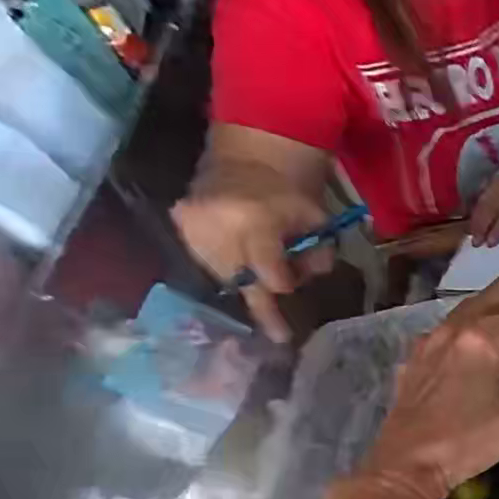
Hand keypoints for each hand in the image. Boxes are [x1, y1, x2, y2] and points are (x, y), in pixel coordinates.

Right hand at [172, 159, 332, 342]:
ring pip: (223, 275)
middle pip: (241, 278)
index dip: (282, 284)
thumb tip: (302, 282)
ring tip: (266, 300)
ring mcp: (191, 225)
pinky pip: (207, 263)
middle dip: (262, 306)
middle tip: (280, 336)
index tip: (290, 296)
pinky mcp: (178, 226)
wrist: (249, 162)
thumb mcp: (319, 225)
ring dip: (245, 289)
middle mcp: (214, 224)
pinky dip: (228, 274)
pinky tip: (243, 275)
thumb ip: (318, 256)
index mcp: (253, 220)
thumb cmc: (292, 198)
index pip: (266, 269)